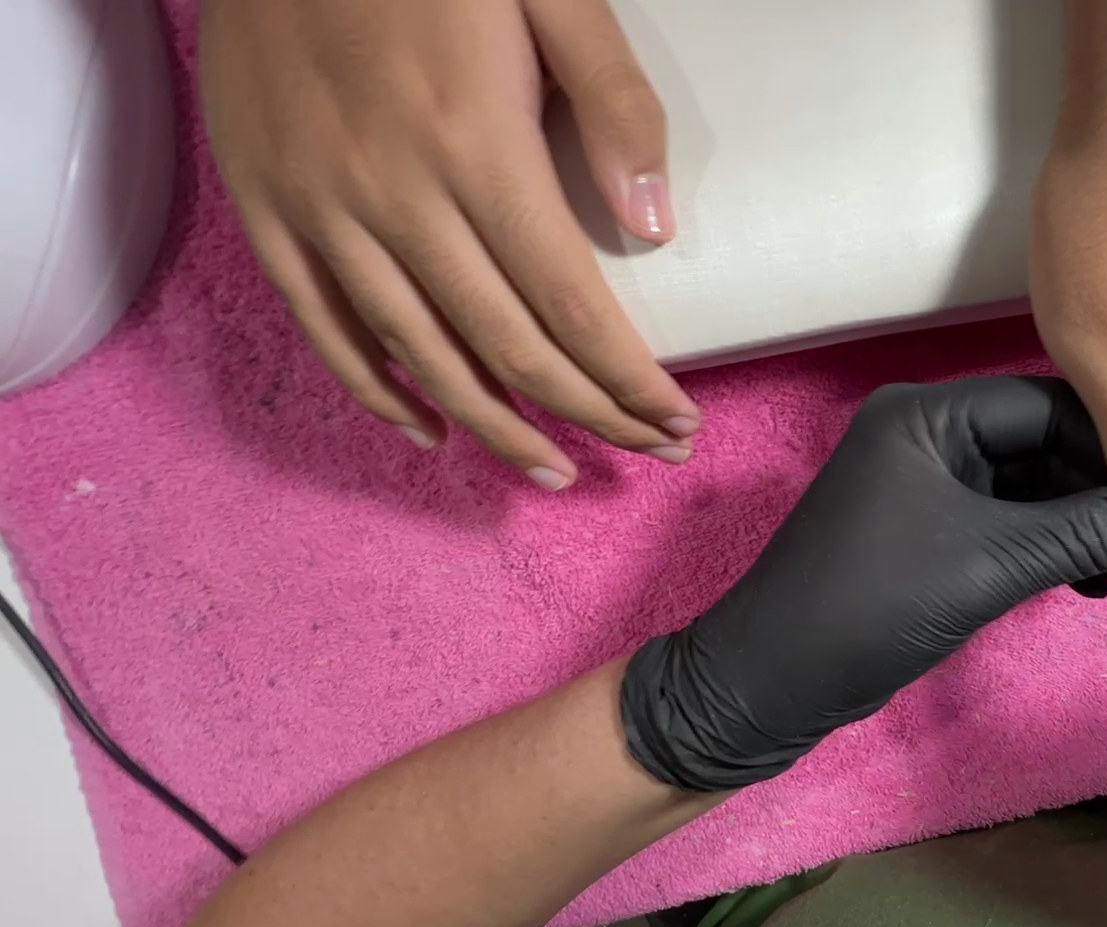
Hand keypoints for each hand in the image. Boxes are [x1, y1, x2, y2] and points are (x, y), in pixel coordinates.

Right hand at [200, 0, 699, 488]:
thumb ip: (616, 107)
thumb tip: (654, 226)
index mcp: (475, 149)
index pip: (574, 308)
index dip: (632, 381)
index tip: (679, 423)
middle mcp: (393, 196)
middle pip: (514, 350)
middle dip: (596, 416)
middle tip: (652, 452)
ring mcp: (317, 206)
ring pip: (425, 358)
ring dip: (502, 431)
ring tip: (560, 473)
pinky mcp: (263, 204)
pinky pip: (323, 326)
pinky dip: (380, 392)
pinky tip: (436, 433)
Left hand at [621, 377, 1106, 791]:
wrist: (774, 682)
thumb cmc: (876, 606)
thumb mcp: (994, 561)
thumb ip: (1094, 530)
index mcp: (929, 412)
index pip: (1051, 407)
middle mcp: (927, 430)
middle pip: (1043, 447)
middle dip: (1104, 499)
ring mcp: (926, 480)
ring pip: (1029, 488)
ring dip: (1081, 529)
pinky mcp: (928, 525)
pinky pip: (1005, 519)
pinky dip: (1047, 547)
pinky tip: (1088, 581)